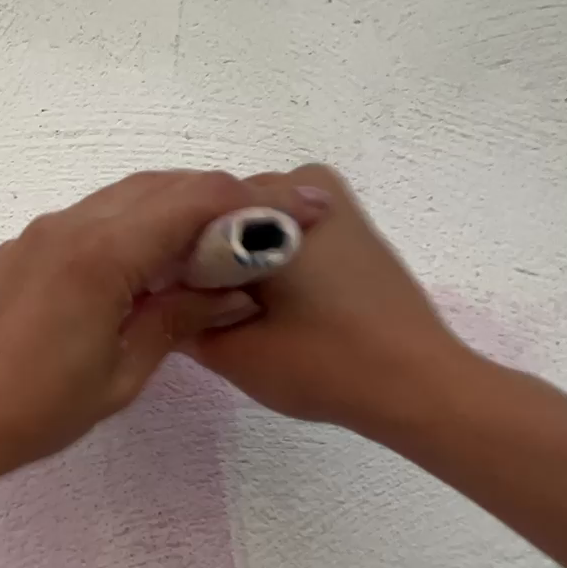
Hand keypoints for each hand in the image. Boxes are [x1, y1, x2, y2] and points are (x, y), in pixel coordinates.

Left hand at [0, 170, 326, 487]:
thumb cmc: (30, 410)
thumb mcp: (118, 375)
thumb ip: (176, 322)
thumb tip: (228, 292)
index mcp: (100, 252)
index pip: (189, 199)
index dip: (242, 205)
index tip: (278, 225)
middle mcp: (66, 227)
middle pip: (153, 189)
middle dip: (207, 205)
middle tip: (244, 243)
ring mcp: (33, 238)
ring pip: (115, 203)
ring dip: (163, 216)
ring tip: (197, 259)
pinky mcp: (13, 256)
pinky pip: (83, 225)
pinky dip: (122, 232)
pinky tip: (135, 274)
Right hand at [180, 164, 477, 431]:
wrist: (416, 385)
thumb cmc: (323, 365)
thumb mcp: (230, 352)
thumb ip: (177, 320)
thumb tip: (149, 301)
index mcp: (271, 206)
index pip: (184, 220)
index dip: (162, 262)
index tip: (154, 300)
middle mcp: (302, 182)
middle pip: (216, 215)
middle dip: (196, 256)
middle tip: (186, 309)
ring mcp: (330, 201)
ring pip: (247, 222)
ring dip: (229, 257)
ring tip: (225, 308)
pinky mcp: (348, 226)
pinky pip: (281, 229)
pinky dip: (261, 257)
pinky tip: (261, 301)